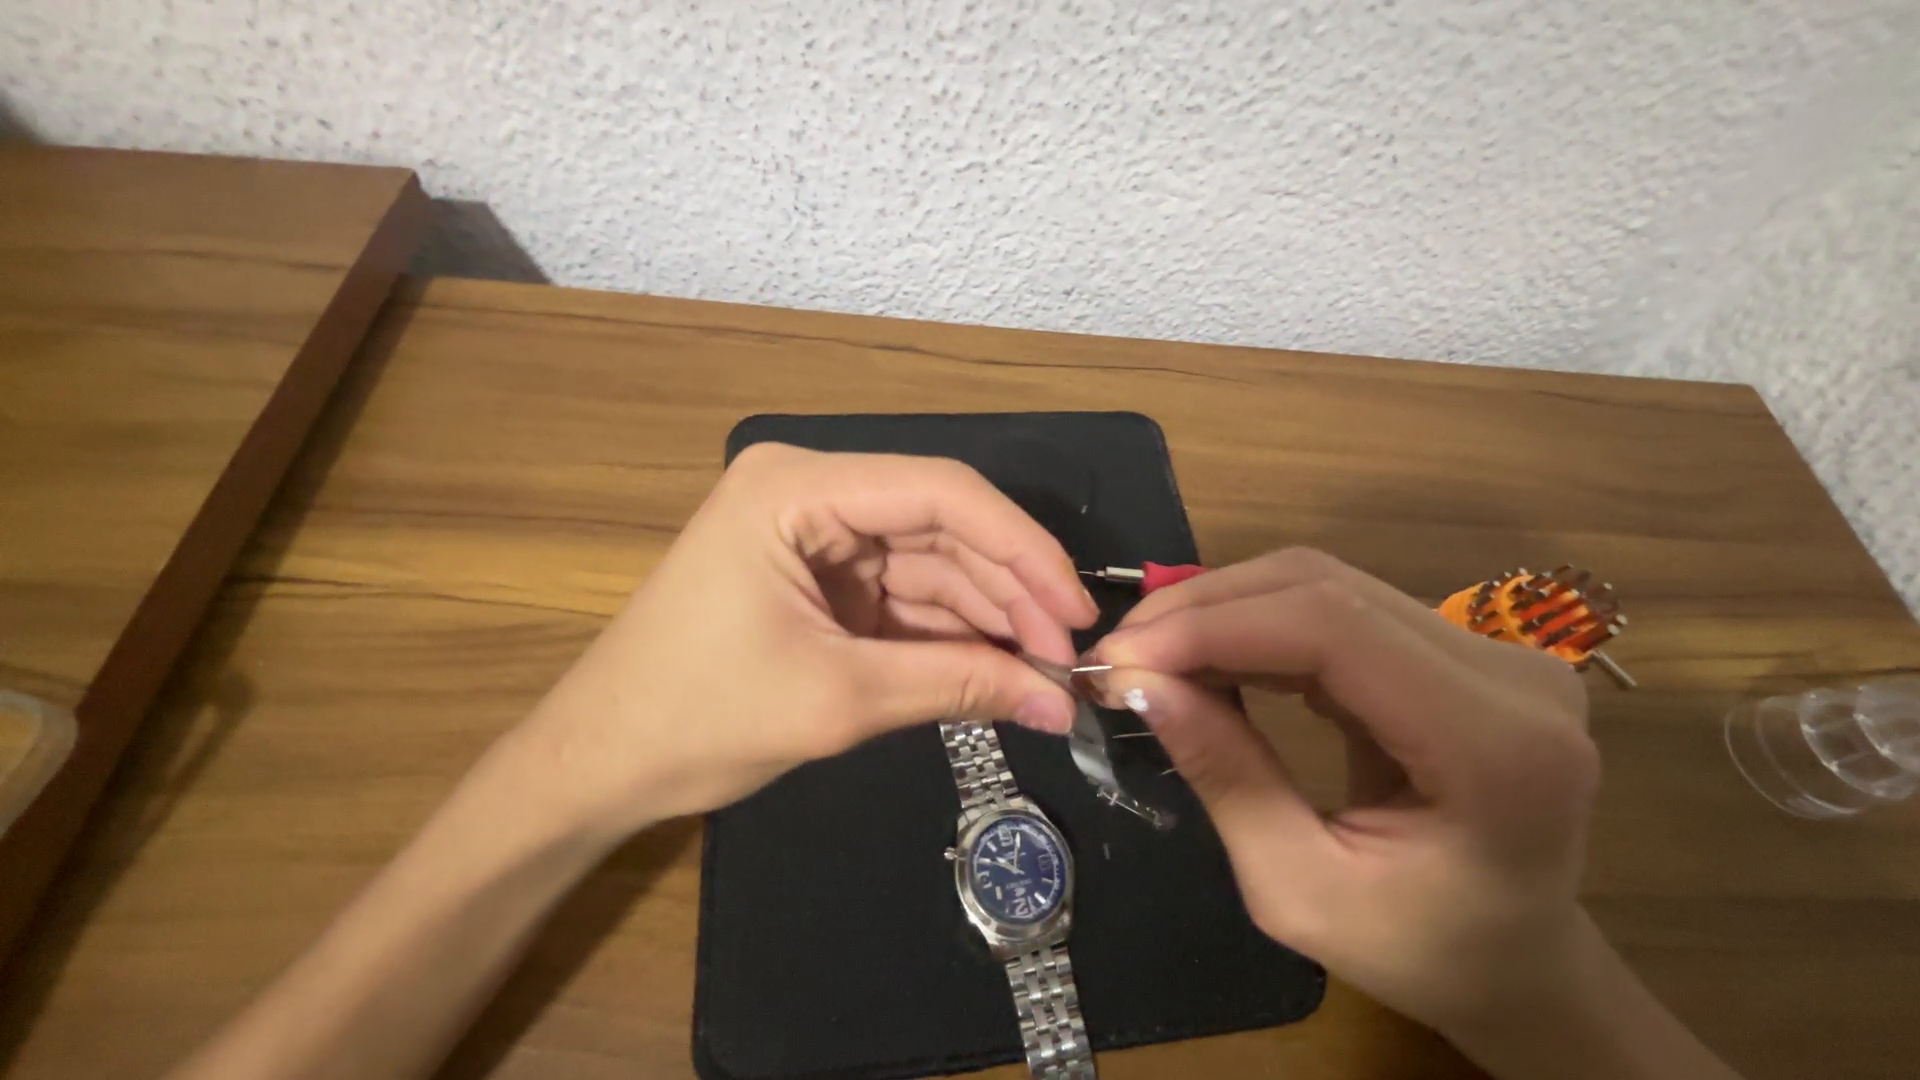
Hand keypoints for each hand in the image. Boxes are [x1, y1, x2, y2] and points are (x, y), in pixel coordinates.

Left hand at [508, 443, 1098, 839]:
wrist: (600, 764)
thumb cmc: (699, 719)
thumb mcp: (840, 699)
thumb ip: (958, 686)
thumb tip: (1058, 701)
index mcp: (796, 488)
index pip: (940, 492)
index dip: (1021, 547)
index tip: (1075, 609)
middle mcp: (810, 493)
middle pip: (940, 526)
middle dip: (1008, 591)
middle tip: (1064, 658)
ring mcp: (814, 536)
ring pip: (929, 562)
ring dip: (985, 616)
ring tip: (1042, 672)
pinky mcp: (819, 579)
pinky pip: (902, 595)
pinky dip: (948, 632)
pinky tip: (995, 666)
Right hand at [1088, 548, 1598, 1044]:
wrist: (1515, 961)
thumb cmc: (1417, 951)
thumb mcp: (1298, 890)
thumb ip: (1225, 776)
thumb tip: (1137, 682)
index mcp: (1495, 746)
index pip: (1333, 630)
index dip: (1214, 626)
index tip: (1121, 656)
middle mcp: (1505, 672)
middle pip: (1323, 588)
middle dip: (1202, 609)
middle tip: (1119, 652)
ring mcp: (1485, 651)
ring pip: (1321, 585)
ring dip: (1220, 609)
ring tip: (1148, 652)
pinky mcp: (1451, 648)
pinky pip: (1333, 609)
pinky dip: (1253, 624)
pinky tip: (1203, 655)